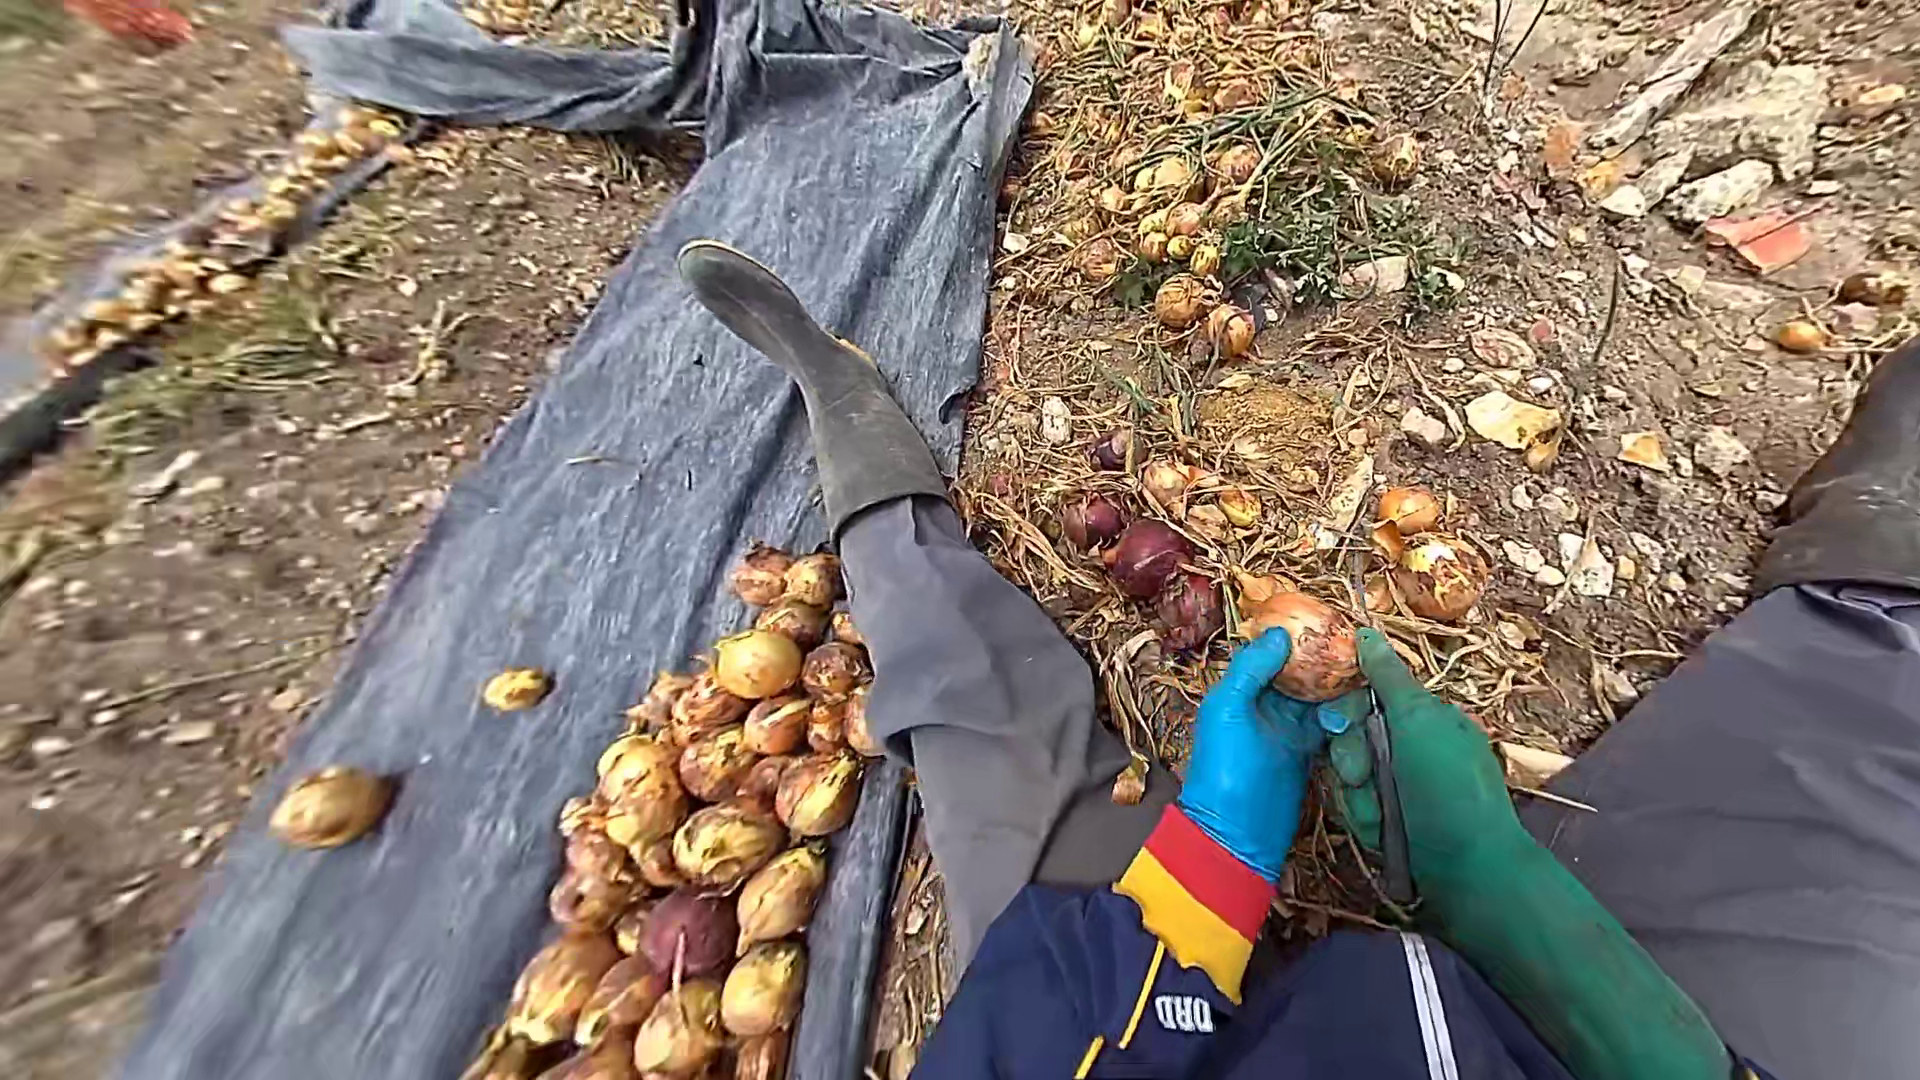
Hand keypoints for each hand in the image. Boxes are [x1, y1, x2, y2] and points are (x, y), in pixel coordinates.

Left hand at [1178, 627, 1342, 881]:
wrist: (1238, 829)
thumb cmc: (1226, 765)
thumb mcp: (1229, 708)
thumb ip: (1250, 669)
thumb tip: (1278, 632)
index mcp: (1241, 689)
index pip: (1272, 654)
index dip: (1298, 640)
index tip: (1330, 625)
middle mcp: (1266, 704)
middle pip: (1302, 674)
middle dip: (1326, 666)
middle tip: (1358, 655)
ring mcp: (1289, 728)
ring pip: (1321, 698)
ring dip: (1339, 695)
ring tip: (1356, 694)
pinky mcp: (1311, 753)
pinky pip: (1333, 727)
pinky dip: (1346, 722)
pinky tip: (1358, 718)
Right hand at [1327, 628, 1528, 883]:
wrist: (1469, 870)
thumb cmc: (1448, 787)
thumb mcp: (1418, 722)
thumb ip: (1387, 677)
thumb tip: (1365, 631)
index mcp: (1421, 717)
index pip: (1359, 696)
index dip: (1343, 711)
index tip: (1338, 724)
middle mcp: (1406, 745)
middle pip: (1346, 734)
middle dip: (1349, 757)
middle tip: (1361, 775)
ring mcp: (1396, 782)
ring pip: (1344, 770)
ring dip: (1356, 792)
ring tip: (1379, 812)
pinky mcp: (1386, 815)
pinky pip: (1351, 801)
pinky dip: (1362, 815)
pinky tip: (1381, 829)